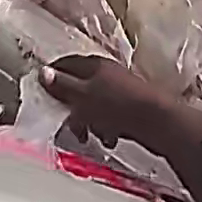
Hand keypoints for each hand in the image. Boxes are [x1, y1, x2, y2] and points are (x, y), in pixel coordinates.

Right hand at [39, 56, 201, 151]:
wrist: (159, 123)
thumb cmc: (118, 106)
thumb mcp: (83, 96)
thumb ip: (62, 86)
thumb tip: (42, 72)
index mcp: (92, 64)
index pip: (65, 64)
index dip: (52, 76)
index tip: (42, 92)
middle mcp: (105, 72)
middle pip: (79, 86)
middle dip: (72, 107)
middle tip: (69, 123)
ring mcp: (120, 89)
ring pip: (94, 103)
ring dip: (89, 120)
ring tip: (90, 135)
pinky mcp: (131, 107)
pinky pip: (109, 114)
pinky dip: (105, 125)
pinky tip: (109, 137)